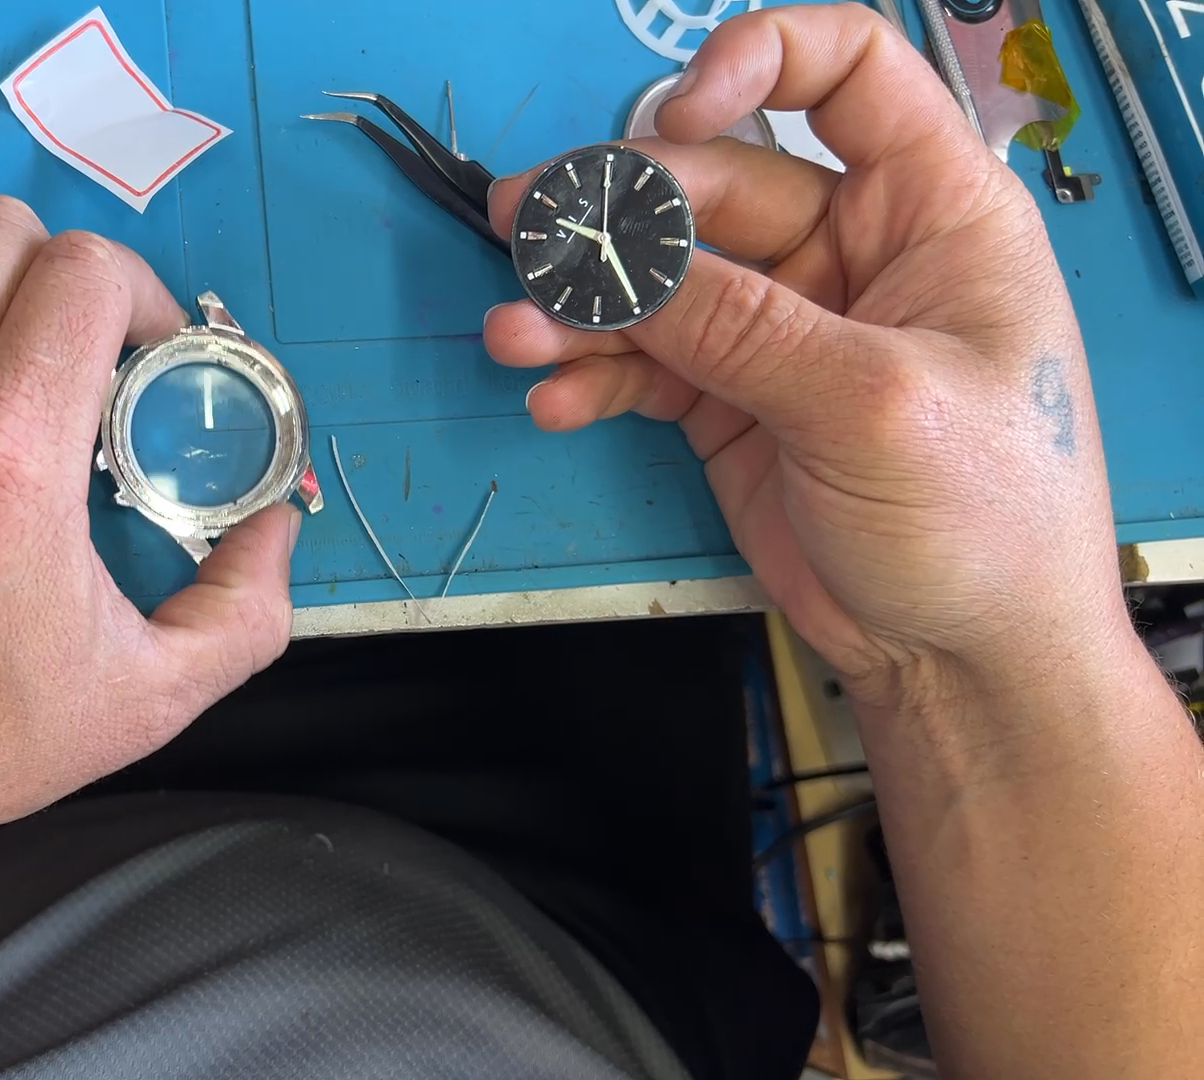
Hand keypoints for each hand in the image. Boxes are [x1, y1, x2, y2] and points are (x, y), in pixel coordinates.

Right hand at [485, 5, 1132, 702]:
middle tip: (515, 228)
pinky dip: (589, 385)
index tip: (670, 116)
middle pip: (701, 199)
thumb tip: (623, 266)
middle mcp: (832, 260)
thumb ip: (741, 328)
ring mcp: (761, 334)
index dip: (756, 68)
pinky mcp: (711, 401)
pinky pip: (635, 372)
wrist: (945, 647)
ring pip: (649, 294)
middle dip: (609, 218)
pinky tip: (554, 405)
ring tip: (510, 339)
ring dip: (574, 315)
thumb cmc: (975, 514)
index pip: (848, 81)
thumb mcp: (865, 404)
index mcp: (921, 216)